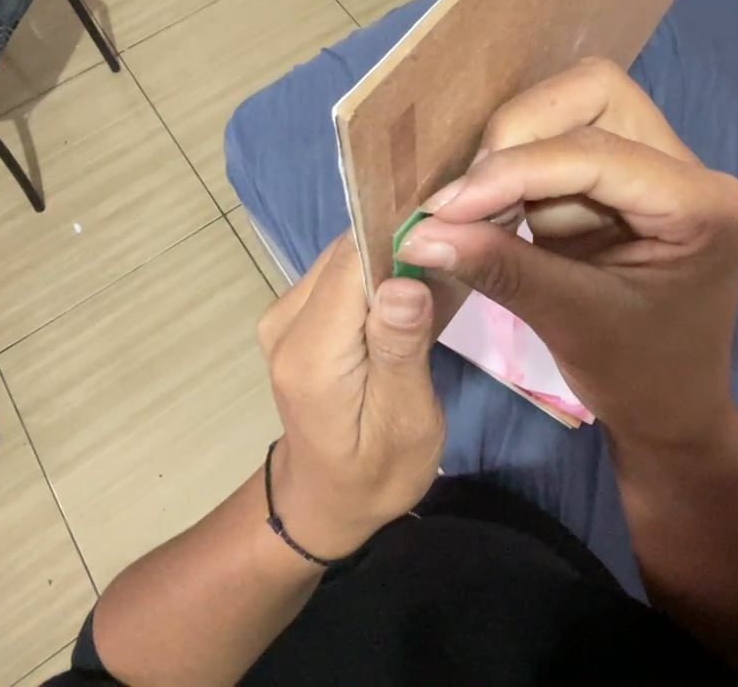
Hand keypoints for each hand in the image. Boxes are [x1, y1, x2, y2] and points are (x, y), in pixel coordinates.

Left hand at [257, 233, 443, 559]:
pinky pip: (339, 274)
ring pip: (345, 257)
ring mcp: (281, 314)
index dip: (401, 240)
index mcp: (309, 351)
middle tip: (455, 261)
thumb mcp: (405, 423)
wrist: (324, 500)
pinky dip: (375, 277)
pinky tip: (408, 298)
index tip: (452, 238)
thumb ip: (401, 351)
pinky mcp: (293, 315)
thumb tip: (405, 282)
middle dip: (401, 248)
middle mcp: (283, 321)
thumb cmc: (374, 473)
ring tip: (437, 279)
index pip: (353, 261)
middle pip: (348, 253)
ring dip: (391, 260)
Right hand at [395, 57, 737, 447]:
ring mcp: (650, 165)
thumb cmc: (640, 375)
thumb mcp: (571, 323)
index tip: (444, 209)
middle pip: (592, 94)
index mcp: (700, 204)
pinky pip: (557, 142)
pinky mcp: (616, 177)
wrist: (670, 408)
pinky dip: (514, 170)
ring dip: (513, 152)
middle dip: (518, 135)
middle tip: (468, 196)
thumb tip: (420, 233)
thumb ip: (500, 268)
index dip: (513, 172)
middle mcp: (683, 167)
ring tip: (473, 209)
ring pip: (571, 108)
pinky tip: (488, 210)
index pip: (594, 153)